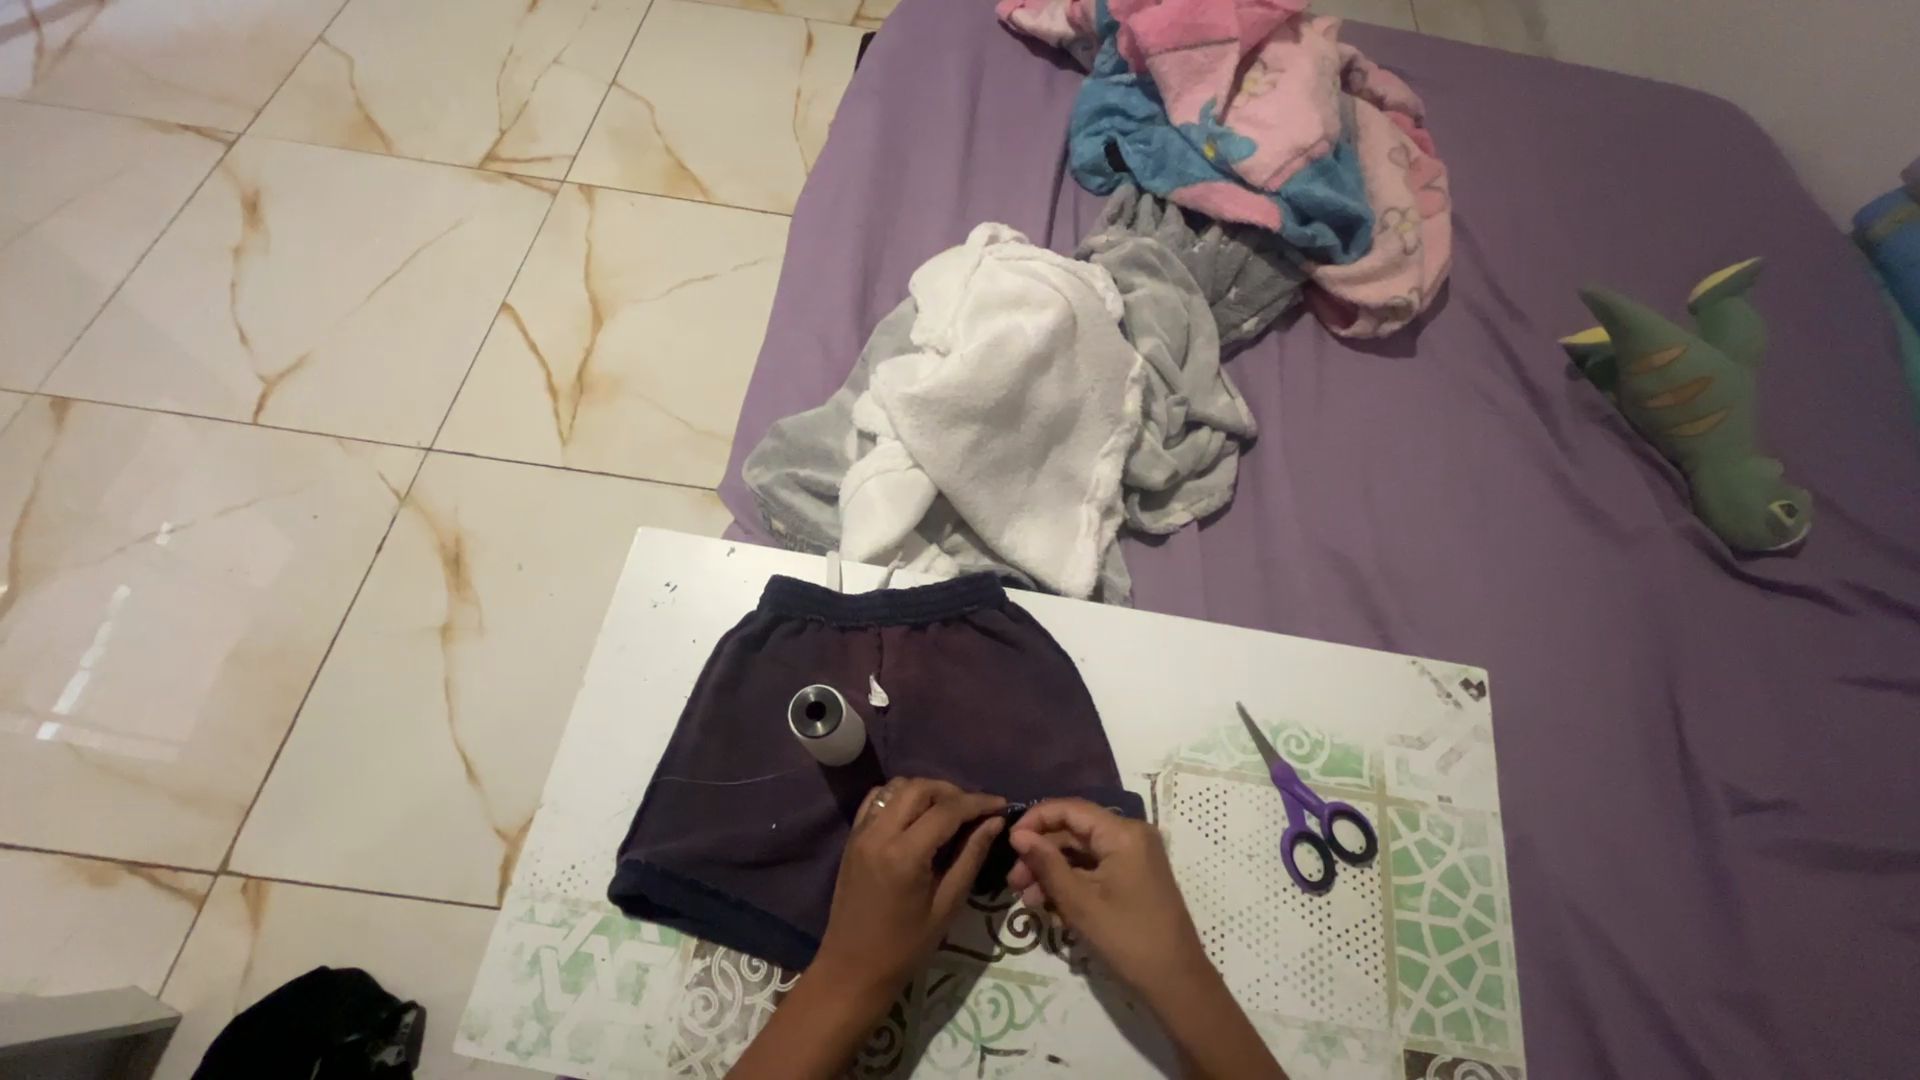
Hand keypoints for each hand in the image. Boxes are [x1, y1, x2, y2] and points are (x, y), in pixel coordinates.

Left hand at [812, 778, 1006, 1000]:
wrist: (852, 969)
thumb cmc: (905, 947)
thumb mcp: (947, 906)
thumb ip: (971, 857)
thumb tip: (994, 822)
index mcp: (905, 855)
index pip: (947, 810)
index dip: (978, 802)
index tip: (1001, 804)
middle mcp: (880, 833)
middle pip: (920, 788)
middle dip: (952, 792)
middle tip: (974, 810)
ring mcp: (861, 832)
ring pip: (897, 787)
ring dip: (926, 791)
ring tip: (948, 811)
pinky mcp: (852, 837)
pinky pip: (877, 799)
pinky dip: (899, 796)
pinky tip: (915, 814)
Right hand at [1008, 799, 1289, 1079]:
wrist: (1177, 985)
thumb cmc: (1128, 940)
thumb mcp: (1080, 903)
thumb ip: (1046, 864)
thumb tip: (1017, 835)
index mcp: (1123, 832)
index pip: (1070, 808)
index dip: (1036, 819)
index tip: (1009, 841)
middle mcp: (1131, 835)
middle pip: (1074, 831)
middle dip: (1041, 853)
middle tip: (1014, 881)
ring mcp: (1134, 856)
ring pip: (1082, 851)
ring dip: (1053, 871)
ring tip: (1026, 899)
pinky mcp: (1134, 876)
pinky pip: (1095, 867)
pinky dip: (1072, 882)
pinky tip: (1049, 904)